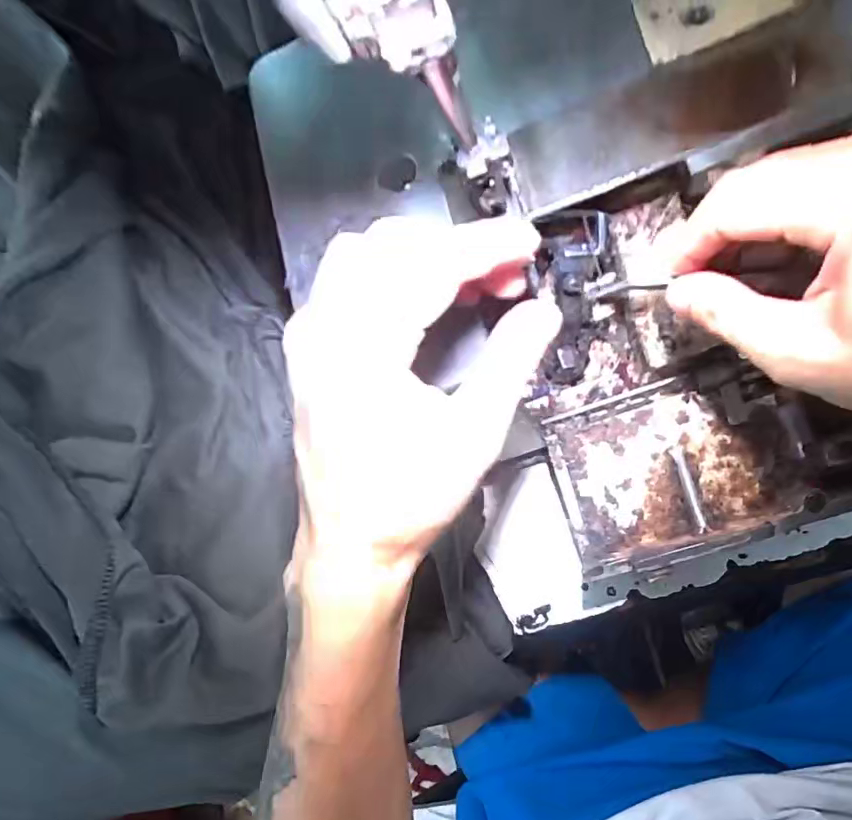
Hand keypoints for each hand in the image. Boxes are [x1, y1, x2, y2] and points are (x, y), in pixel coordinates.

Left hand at [284, 217, 559, 585]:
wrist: (353, 544)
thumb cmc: (403, 504)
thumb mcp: (474, 435)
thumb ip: (512, 363)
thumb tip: (541, 315)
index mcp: (362, 353)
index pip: (428, 267)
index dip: (485, 246)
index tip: (523, 242)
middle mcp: (324, 336)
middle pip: (391, 247)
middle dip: (456, 248)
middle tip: (506, 271)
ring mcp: (310, 343)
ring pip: (361, 255)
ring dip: (421, 256)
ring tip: (471, 281)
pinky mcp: (310, 354)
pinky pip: (345, 285)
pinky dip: (390, 276)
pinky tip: (425, 298)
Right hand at [661, 123, 851, 447]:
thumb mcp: (800, 353)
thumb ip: (729, 315)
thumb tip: (677, 292)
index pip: (741, 199)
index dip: (691, 241)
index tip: (665, 282)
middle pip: (761, 179)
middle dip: (714, 232)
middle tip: (685, 283)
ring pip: (783, 177)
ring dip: (743, 225)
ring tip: (716, 276)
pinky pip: (815, 181)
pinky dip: (779, 218)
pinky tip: (761, 258)